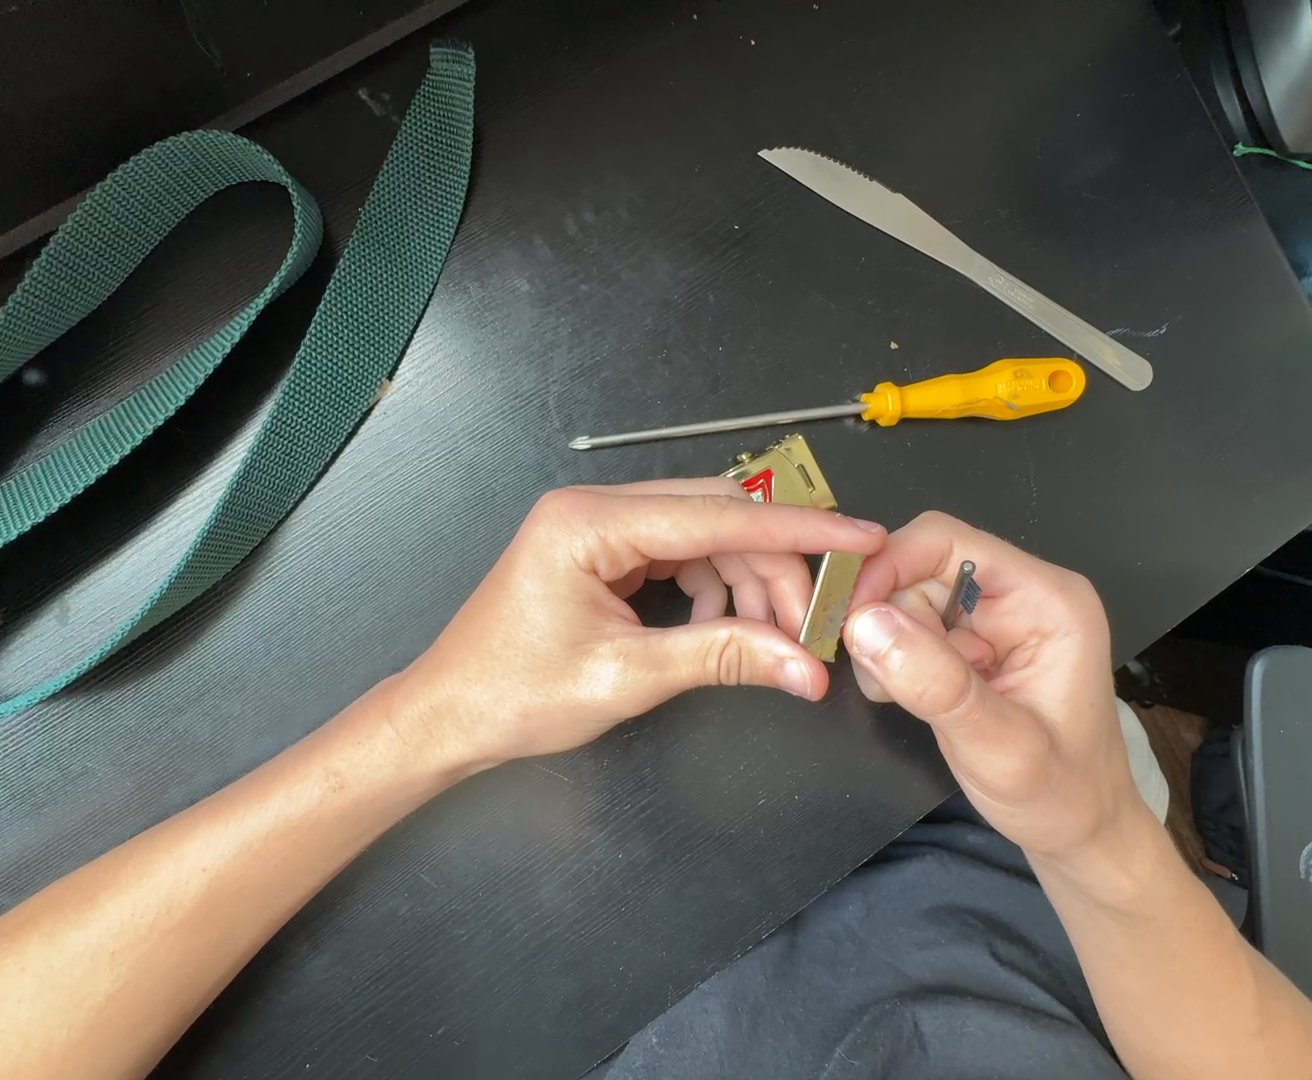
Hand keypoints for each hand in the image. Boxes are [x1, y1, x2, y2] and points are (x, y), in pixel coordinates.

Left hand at [400, 478, 886, 768]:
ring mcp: (597, 527)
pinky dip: (711, 588)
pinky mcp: (601, 552)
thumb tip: (806, 667)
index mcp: (592, 521)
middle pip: (714, 517)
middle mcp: (596, 508)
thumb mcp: (627, 677)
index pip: (717, 515)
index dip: (798, 529)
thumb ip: (722, 657)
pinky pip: (676, 555)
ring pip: (701, 536)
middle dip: (771, 567)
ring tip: (764, 638)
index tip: (863, 536)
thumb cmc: (518, 696)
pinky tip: (719, 627)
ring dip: (744, 581)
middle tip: (807, 627)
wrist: (448, 715)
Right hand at [841, 512, 1142, 859]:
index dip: (887, 566)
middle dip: (886, 622)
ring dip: (884, 648)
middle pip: (913, 570)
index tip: (851, 618)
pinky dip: (887, 660)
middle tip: (892, 683)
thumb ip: (937, 685)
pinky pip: (900, 627)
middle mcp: (1014, 595)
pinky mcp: (962, 642)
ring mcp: (986, 618)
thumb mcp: (1002, 747)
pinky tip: (908, 696)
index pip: (944, 541)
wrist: (1078, 831)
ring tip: (910, 699)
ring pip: (899, 600)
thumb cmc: (1061, 795)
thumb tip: (865, 622)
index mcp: (1044, 599)